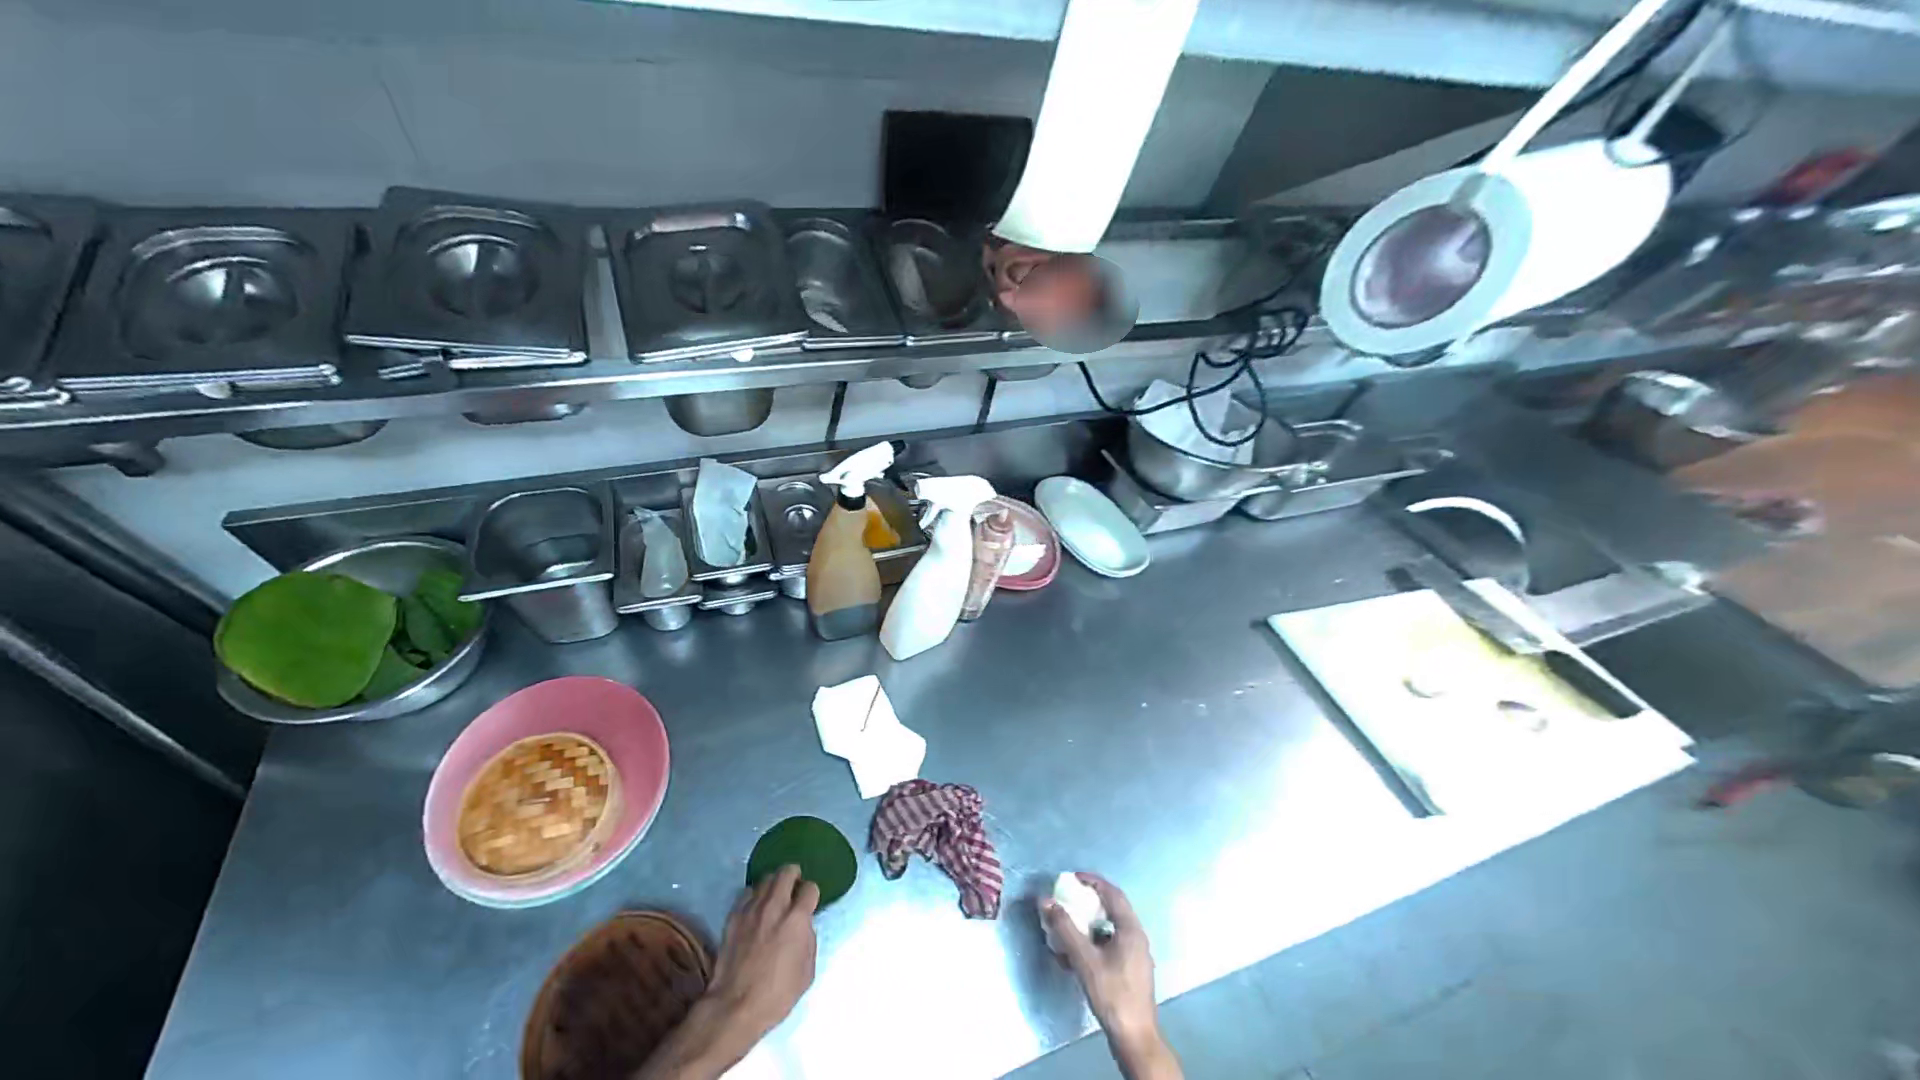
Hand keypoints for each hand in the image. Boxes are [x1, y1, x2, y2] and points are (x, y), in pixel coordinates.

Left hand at [633, 866, 818, 1079]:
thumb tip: (804, 926)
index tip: (809, 903)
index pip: (810, 888)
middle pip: (786, 871)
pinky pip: (746, 893)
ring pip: (765, 878)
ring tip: (774, 896)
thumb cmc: (776, 995)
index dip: (811, 894)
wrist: (734, 1007)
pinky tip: (755, 909)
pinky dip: (754, 896)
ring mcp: (751, 909)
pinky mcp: (733, 917)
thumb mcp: (807, 972)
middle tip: (794, 887)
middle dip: (794, 875)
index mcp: (797, 919)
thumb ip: (809, 940)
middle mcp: (775, 906)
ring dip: (774, 884)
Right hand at [1042, 873, 1181, 1079]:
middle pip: (1112, 910)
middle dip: (1088, 902)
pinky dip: (1092, 944)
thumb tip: (1045, 901)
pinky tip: (1074, 956)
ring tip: (1067, 927)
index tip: (1072, 877)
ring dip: (1088, 925)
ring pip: (1109, 930)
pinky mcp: (1130, 972)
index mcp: (1131, 930)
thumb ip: (1065, 928)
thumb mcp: (1084, 959)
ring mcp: (1135, 956)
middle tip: (1068, 898)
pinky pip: (1110, 947)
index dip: (1093, 882)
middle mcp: (1136, 938)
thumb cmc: (1112, 994)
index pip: (1113, 894)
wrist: (1134, 1038)